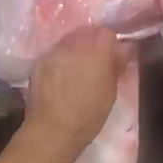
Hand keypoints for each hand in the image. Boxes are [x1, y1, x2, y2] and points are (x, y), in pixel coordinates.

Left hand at [18, 27, 126, 162]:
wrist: (51, 131)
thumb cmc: (87, 117)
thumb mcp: (110, 93)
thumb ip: (116, 65)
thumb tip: (123, 48)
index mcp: (95, 53)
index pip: (106, 32)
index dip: (110, 43)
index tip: (112, 56)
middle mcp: (73, 46)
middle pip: (86, 32)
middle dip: (93, 42)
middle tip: (96, 61)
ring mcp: (53, 52)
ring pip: (69, 39)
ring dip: (76, 48)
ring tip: (78, 67)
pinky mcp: (39, 61)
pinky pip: (55, 51)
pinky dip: (61, 57)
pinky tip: (62, 74)